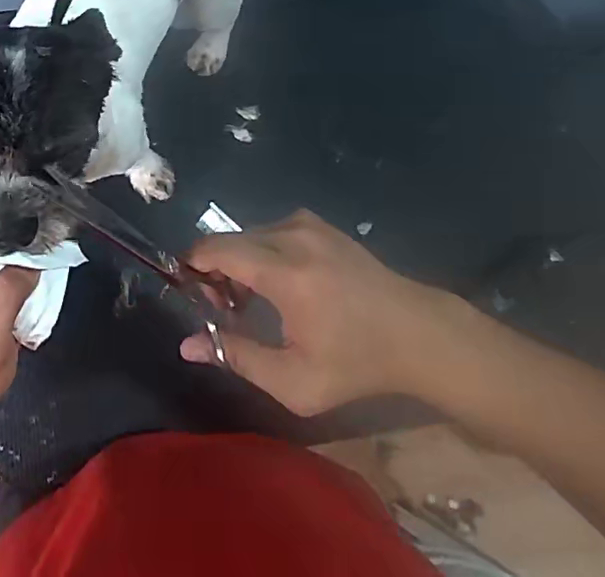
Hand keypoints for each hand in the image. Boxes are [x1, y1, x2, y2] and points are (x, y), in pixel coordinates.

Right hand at [179, 210, 477, 415]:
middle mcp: (292, 235)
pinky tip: (277, 283)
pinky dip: (261, 252)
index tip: (190, 296)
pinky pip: (272, 230)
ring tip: (251, 303)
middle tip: (224, 311)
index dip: (192, 267)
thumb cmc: (356, 363)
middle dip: (214, 271)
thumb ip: (237, 357)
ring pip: (250, 235)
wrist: (416, 333)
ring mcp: (309, 224)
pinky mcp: (321, 225)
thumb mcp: (294, 380)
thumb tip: (187, 344)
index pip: (216, 249)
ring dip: (238, 262)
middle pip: (230, 241)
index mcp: (284, 271)